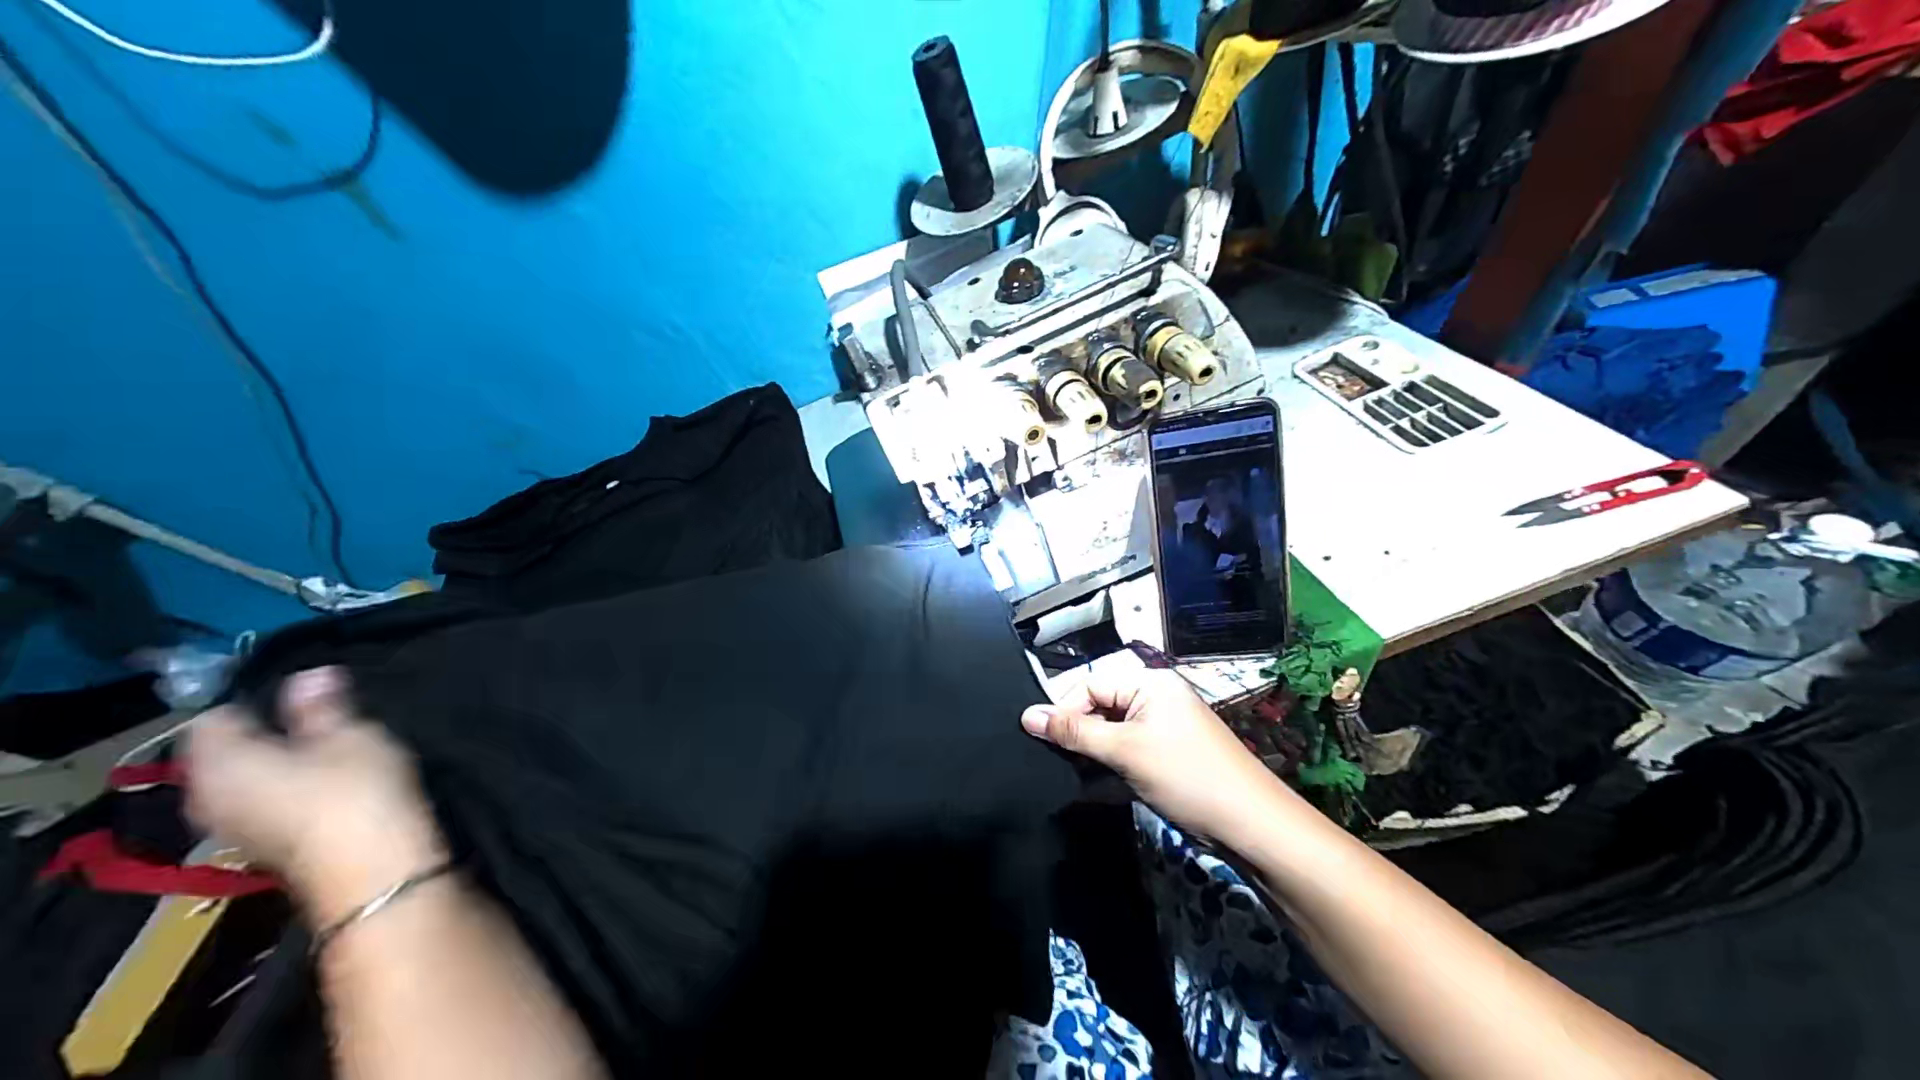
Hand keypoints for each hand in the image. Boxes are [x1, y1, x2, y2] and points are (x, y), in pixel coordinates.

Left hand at [185, 667, 447, 924]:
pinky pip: (255, 802)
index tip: (302, 696)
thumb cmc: (357, 791)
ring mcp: (228, 826)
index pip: (215, 718)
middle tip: (316, 720)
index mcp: (221, 763)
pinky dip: (279, 787)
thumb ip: (322, 706)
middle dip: (262, 734)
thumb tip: (309, 677)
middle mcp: (207, 795)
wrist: (372, 868)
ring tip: (322, 751)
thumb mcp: (351, 736)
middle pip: (223, 752)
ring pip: (239, 779)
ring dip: (272, 762)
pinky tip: (319, 785)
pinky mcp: (257, 844)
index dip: (255, 701)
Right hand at [1020, 664, 1288, 842]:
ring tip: (1076, 775)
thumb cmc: (1186, 776)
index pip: (1090, 686)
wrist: (1251, 824)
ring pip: (1113, 732)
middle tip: (1056, 762)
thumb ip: (1074, 732)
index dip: (1064, 711)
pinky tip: (1100, 784)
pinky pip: (1129, 750)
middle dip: (1079, 734)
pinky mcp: (1170, 754)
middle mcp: (1156, 698)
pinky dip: (1113, 764)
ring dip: (1095, 753)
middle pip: (1100, 707)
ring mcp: (1165, 727)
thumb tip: (1026, 715)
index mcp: (1149, 683)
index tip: (1040, 741)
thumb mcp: (1124, 751)